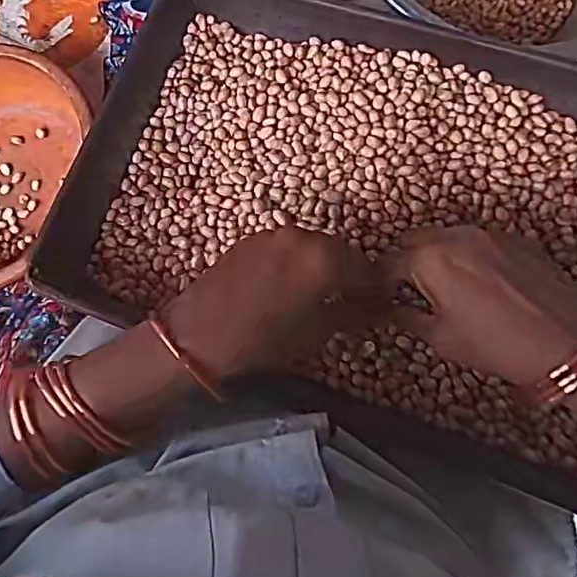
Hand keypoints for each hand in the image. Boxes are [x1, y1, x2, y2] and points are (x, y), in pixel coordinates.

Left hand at [164, 228, 379, 379]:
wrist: (199, 334)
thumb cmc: (262, 341)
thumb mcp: (314, 332)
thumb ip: (350, 314)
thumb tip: (374, 308)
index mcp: (324, 258)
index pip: (365, 269)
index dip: (374, 289)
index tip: (378, 304)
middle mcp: (301, 237)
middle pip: (339, 252)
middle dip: (348, 274)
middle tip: (350, 300)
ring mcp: (272, 234)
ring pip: (310, 246)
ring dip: (320, 265)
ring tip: (317, 294)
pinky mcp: (250, 240)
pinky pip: (285, 247)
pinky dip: (294, 261)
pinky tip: (288, 285)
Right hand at [383, 226, 576, 388]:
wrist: (568, 344)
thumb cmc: (498, 344)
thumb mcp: (440, 337)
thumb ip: (406, 316)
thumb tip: (390, 309)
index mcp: (429, 260)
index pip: (386, 263)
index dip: (378, 282)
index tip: (380, 296)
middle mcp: (455, 237)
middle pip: (412, 240)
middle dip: (404, 261)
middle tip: (405, 288)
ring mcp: (487, 234)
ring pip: (444, 236)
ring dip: (434, 254)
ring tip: (440, 284)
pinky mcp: (514, 239)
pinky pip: (476, 240)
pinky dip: (466, 254)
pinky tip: (475, 281)